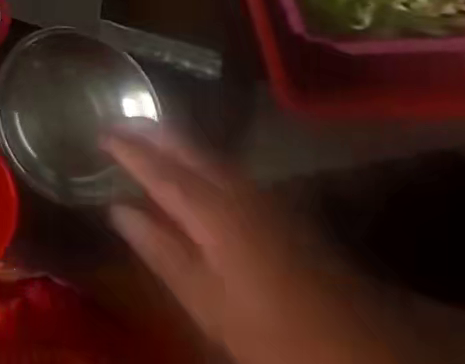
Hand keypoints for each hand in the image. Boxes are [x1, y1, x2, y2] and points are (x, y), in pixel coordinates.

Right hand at [104, 125, 421, 363]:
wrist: (366, 354)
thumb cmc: (275, 335)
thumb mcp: (208, 304)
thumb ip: (160, 252)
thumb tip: (117, 209)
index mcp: (214, 211)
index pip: (158, 167)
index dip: (127, 148)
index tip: (98, 132)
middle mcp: (238, 191)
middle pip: (187, 148)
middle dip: (151, 132)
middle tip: (118, 123)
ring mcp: (264, 198)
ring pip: (208, 154)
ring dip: (175, 142)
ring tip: (147, 137)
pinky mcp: (282, 211)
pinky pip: (226, 168)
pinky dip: (198, 159)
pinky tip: (191, 169)